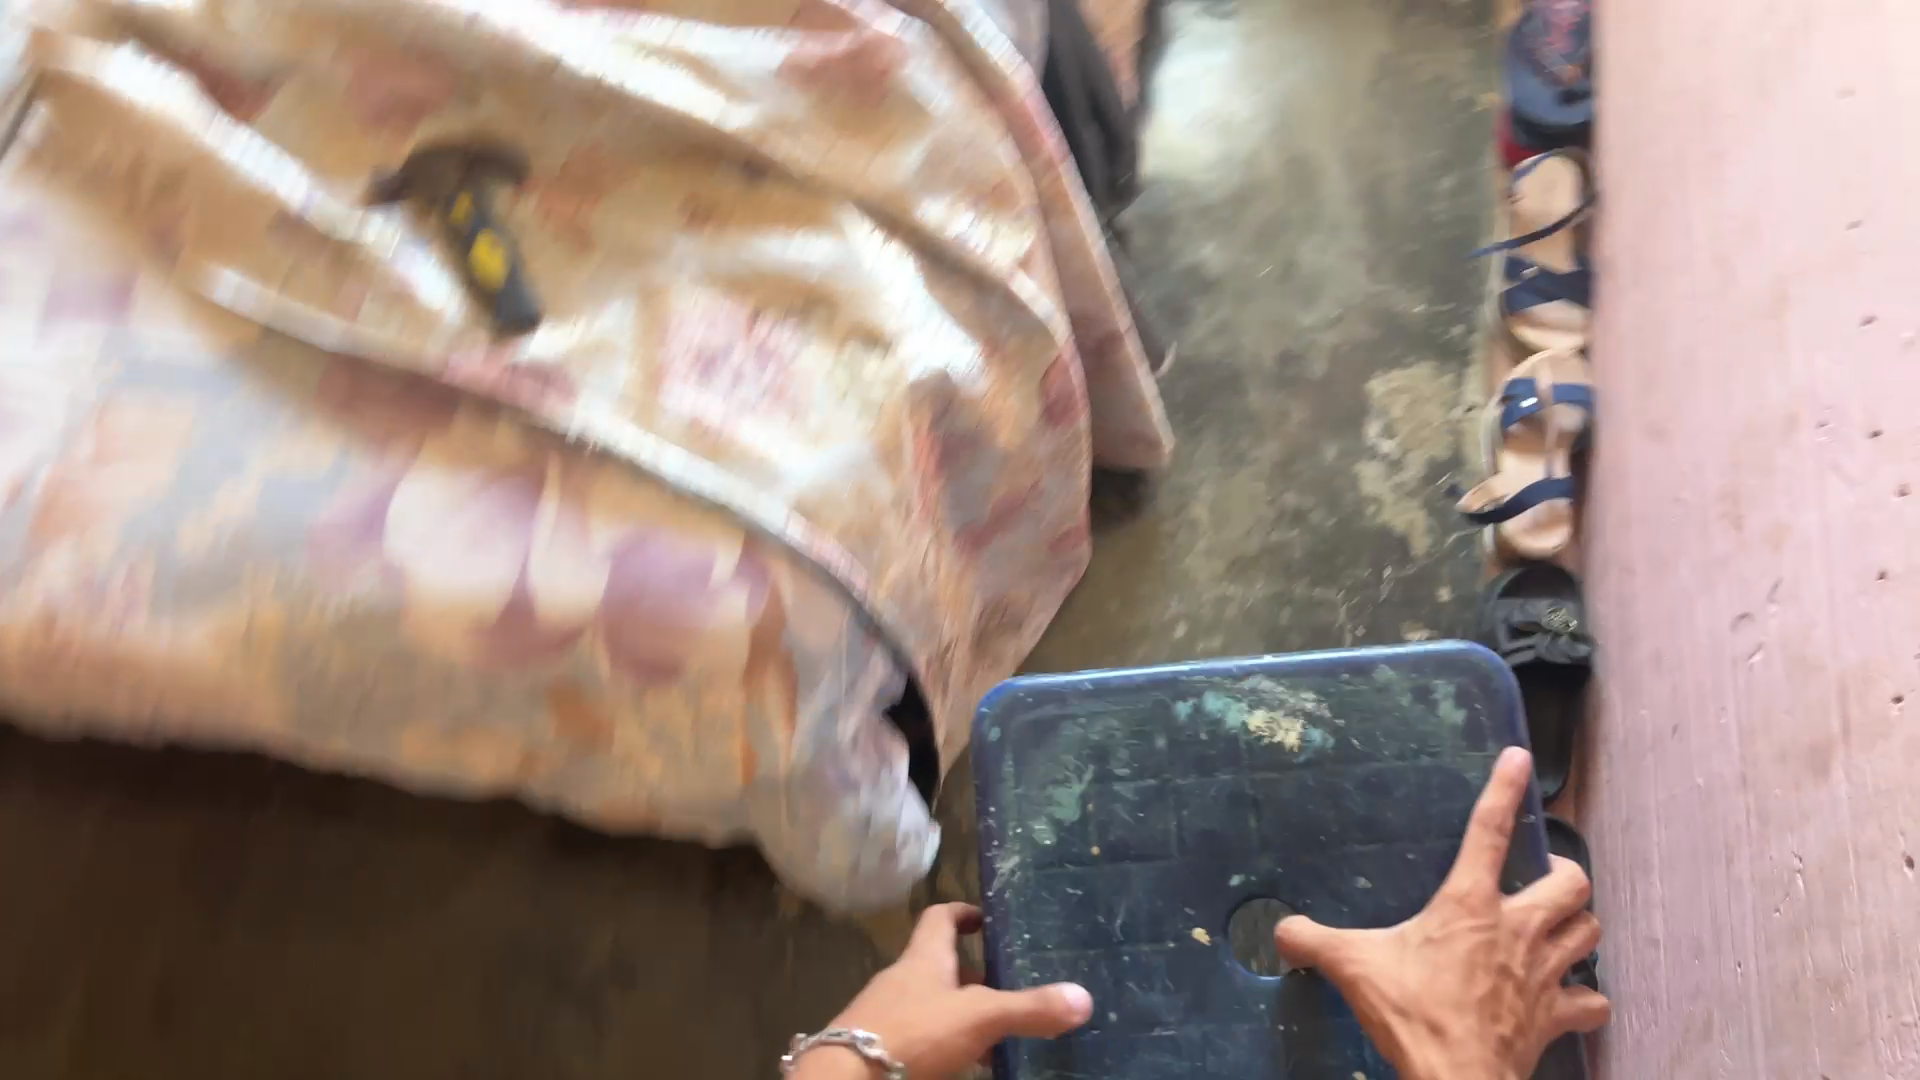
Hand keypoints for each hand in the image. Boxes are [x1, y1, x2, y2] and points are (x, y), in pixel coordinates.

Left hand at [792, 903, 1092, 1079]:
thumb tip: (1083, 997)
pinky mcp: (877, 1048)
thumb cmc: (913, 1033)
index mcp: (924, 956)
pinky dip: (939, 1046)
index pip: (940, 917)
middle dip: (969, 974)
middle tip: (1005, 986)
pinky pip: (915, 1038)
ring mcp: (885, 1014)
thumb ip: (1027, 1009)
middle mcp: (902, 978)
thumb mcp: (978, 1018)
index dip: (962, 912)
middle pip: (937, 965)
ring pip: (927, 1005)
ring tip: (991, 1034)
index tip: (985, 918)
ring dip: (956, 1014)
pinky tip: (959, 1065)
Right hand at [1274, 747, 1609, 1079]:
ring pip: (1589, 933)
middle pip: (1570, 883)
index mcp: (1468, 903)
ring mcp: (1544, 975)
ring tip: (1557, 924)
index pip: (1488, 831)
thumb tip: (1276, 930)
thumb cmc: (1409, 1011)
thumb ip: (1308, 939)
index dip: (1502, 788)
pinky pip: (1592, 1001)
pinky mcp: (1557, 1019)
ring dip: (1577, 924)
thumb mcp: (1348, 965)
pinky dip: (1585, 995)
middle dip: (1565, 873)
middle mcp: (1515, 928)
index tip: (1516, 756)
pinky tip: (1569, 995)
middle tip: (1541, 877)